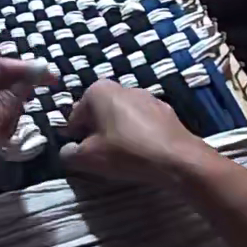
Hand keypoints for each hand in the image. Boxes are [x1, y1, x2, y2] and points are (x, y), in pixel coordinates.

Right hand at [60, 80, 207, 186]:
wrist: (178, 159)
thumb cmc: (126, 152)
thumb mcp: (88, 158)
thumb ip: (69, 154)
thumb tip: (67, 152)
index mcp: (98, 91)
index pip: (76, 118)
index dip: (76, 139)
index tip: (85, 155)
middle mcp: (121, 86)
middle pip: (99, 114)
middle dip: (98, 133)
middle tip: (104, 156)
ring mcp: (146, 96)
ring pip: (121, 117)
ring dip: (118, 133)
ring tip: (125, 156)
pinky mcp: (165, 110)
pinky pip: (142, 122)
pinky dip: (139, 134)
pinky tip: (144, 153)